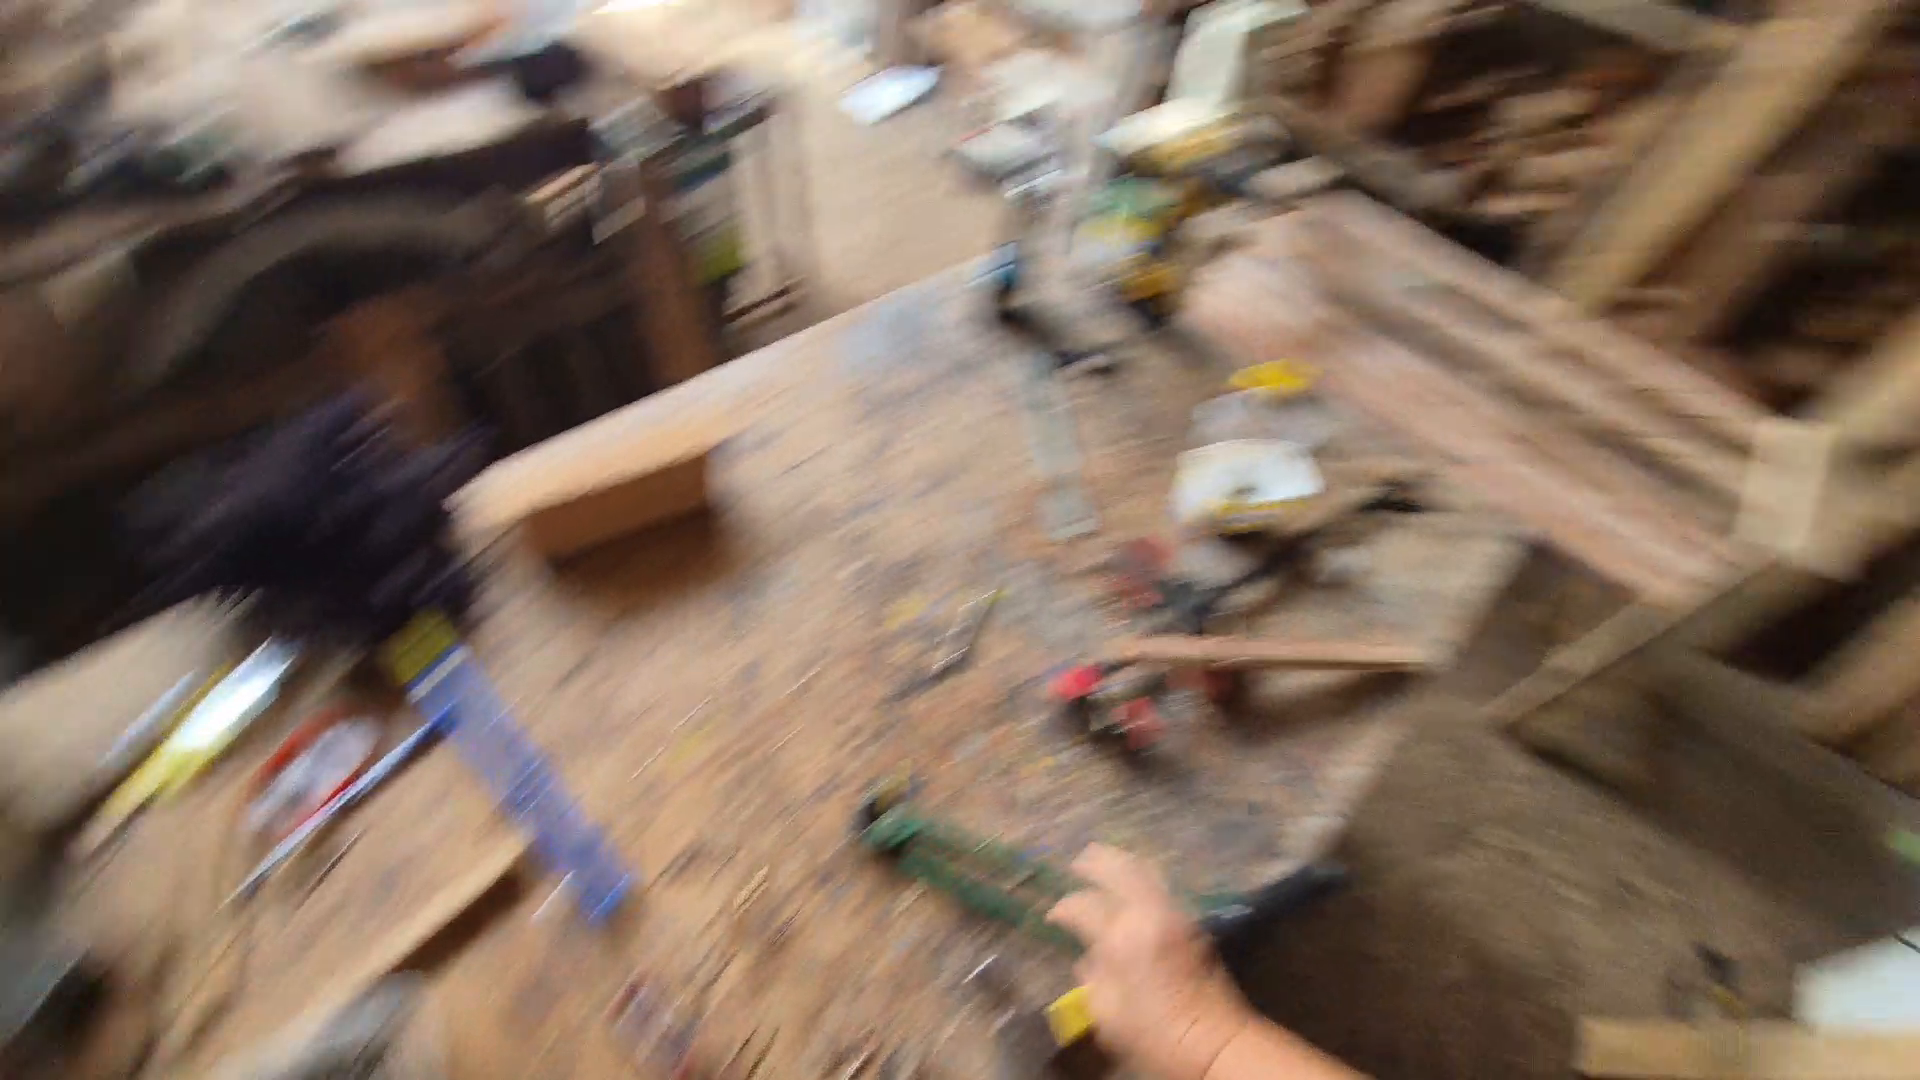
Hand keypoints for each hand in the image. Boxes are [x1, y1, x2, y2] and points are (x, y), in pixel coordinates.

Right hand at [1046, 845, 1256, 1079]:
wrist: (1219, 1043)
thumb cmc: (1159, 1035)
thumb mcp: (1111, 1018)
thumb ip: (1094, 980)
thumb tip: (1088, 960)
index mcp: (1121, 937)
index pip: (1083, 906)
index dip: (1063, 909)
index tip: (1053, 916)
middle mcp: (1146, 914)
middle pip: (1117, 869)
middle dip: (1094, 862)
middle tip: (1077, 863)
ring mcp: (1172, 913)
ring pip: (1143, 869)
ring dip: (1119, 861)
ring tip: (1103, 861)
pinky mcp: (1190, 921)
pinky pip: (1159, 883)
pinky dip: (1140, 873)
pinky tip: (1131, 882)